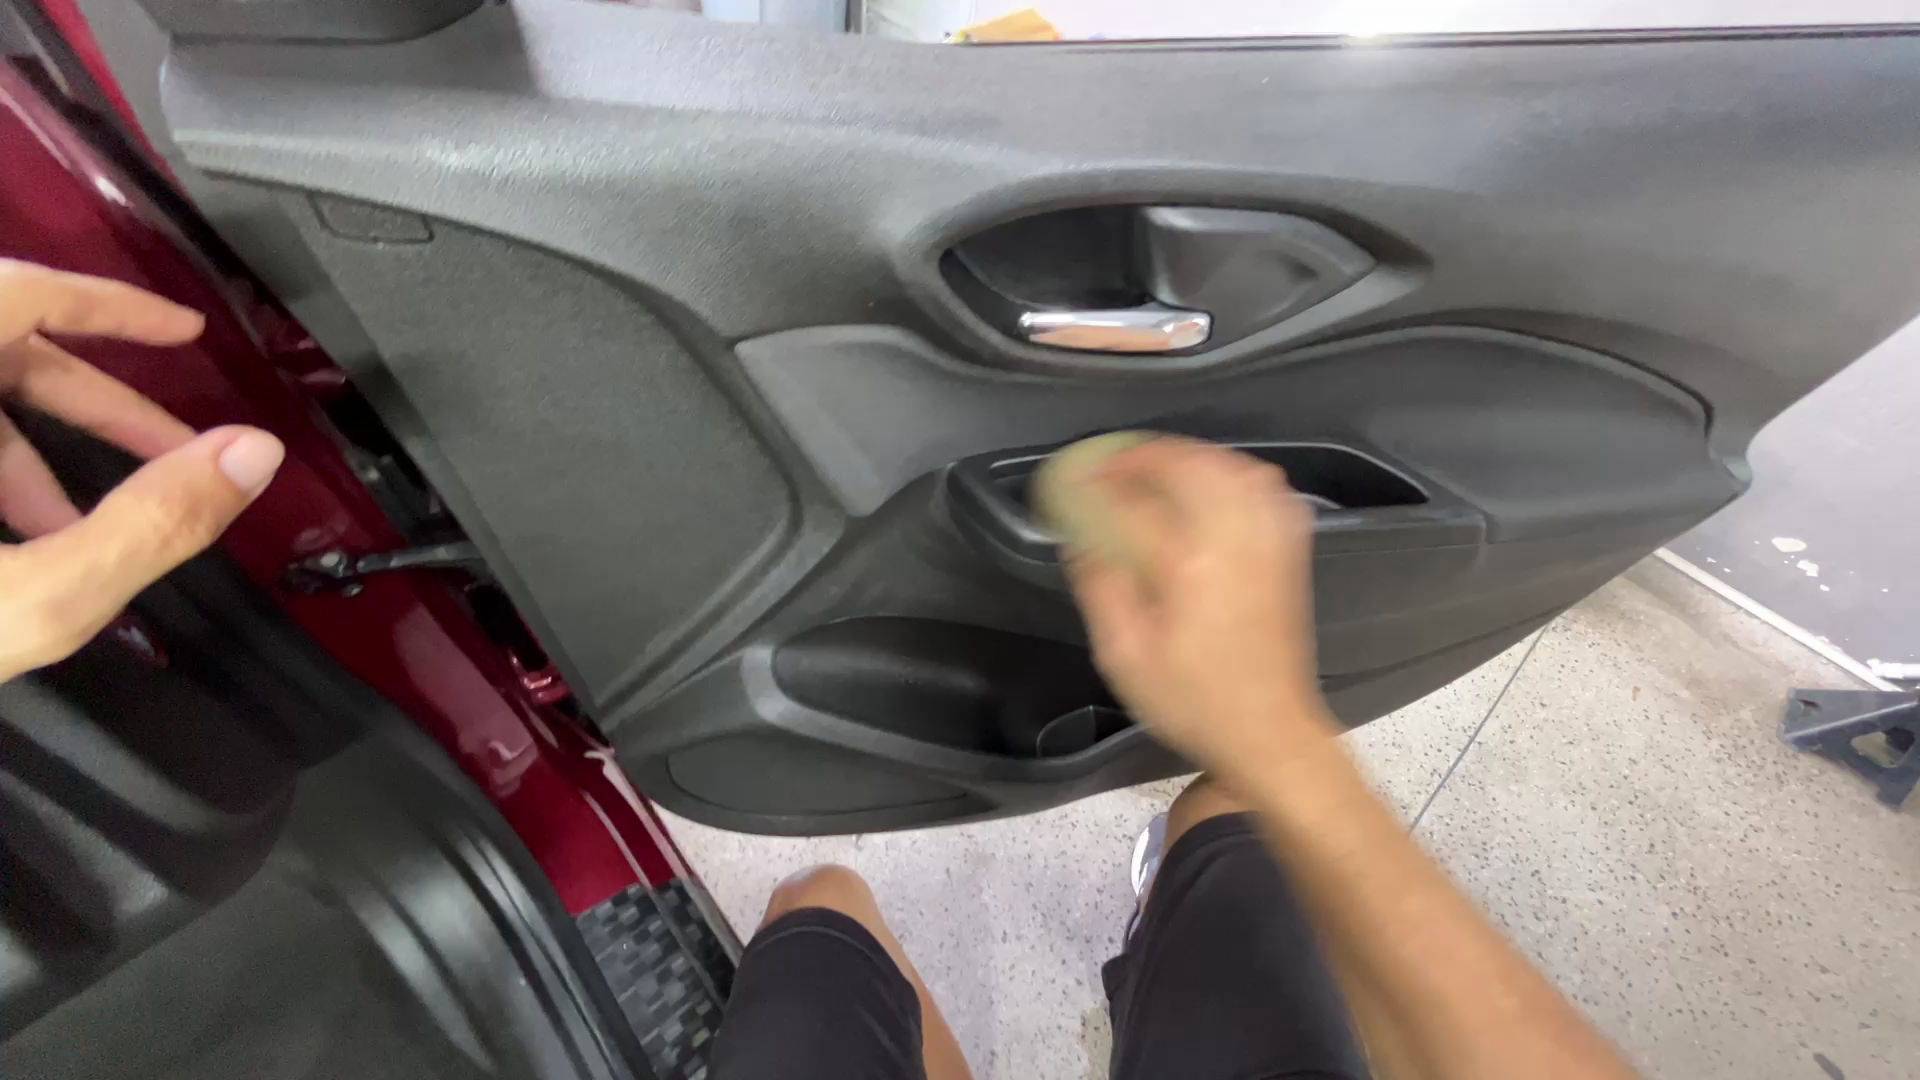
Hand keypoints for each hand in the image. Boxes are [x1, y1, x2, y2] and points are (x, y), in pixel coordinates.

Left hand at [0, 260, 283, 680]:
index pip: (4, 298)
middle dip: (95, 403)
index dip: (102, 304)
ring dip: (29, 447)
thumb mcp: (36, 600)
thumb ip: (154, 522)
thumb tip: (257, 450)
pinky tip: (18, 525)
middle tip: (178, 449)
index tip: (186, 331)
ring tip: (84, 513)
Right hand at [1063, 437, 1334, 779]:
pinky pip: (1264, 488)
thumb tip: (1080, 539)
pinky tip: (1212, 484)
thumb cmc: (1192, 700)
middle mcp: (1232, 539)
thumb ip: (1100, 586)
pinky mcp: (1286, 553)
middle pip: (1188, 464)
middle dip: (1142, 455)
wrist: (1270, 732)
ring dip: (1187, 456)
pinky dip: (1232, 472)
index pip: (1132, 500)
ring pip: (1230, 466)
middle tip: (1109, 467)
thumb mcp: (1123, 655)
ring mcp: (1266, 542)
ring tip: (1153, 468)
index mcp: (1186, 564)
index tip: (1071, 481)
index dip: (1095, 482)